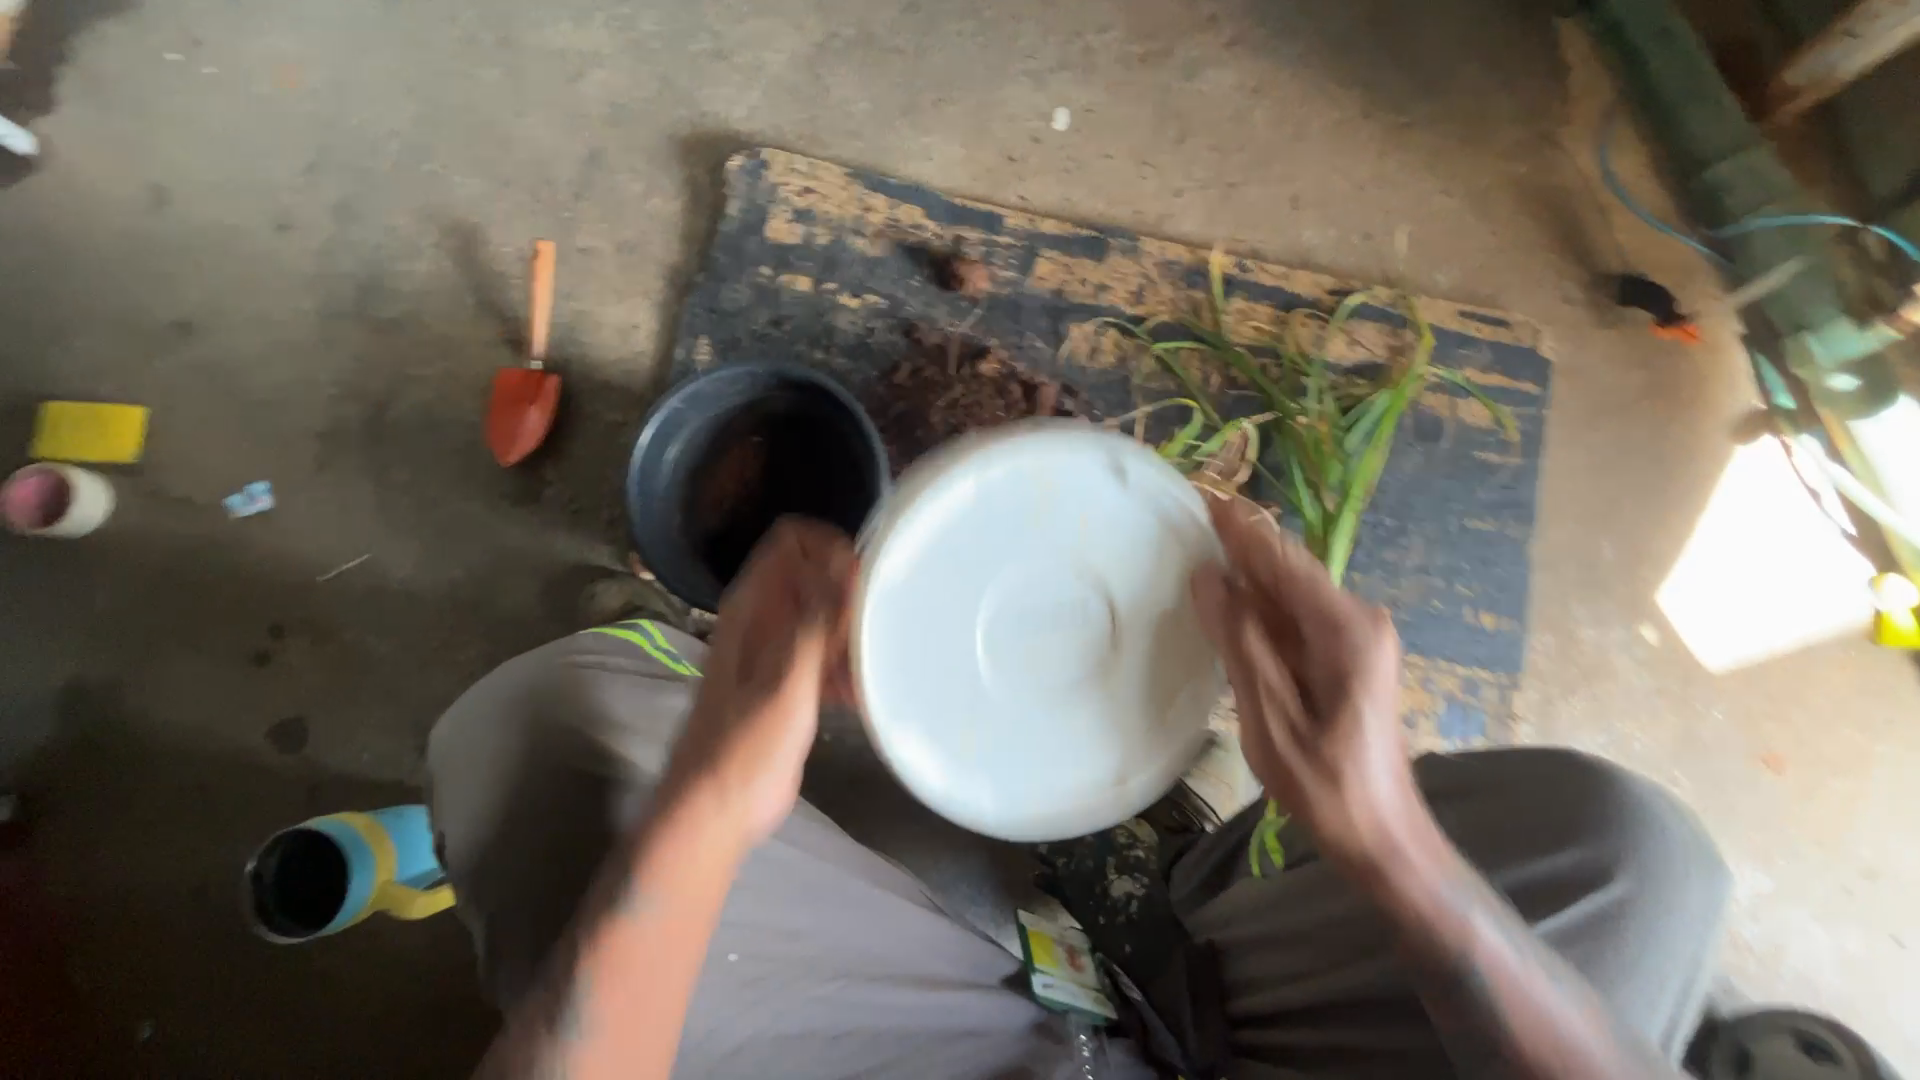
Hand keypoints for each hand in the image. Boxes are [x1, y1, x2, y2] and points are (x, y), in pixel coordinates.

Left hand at [660, 517, 856, 846]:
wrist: (716, 811)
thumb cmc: (745, 747)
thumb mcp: (786, 682)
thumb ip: (816, 623)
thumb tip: (847, 564)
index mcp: (753, 607)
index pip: (792, 540)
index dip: (830, 547)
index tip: (864, 579)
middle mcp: (765, 619)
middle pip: (816, 576)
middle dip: (852, 593)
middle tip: (880, 626)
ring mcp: (777, 652)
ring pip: (826, 616)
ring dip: (854, 634)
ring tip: (875, 666)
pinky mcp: (791, 684)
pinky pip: (827, 655)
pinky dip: (847, 667)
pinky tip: (864, 695)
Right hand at [1189, 493, 1427, 877]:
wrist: (1383, 835)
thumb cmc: (1326, 785)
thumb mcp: (1270, 716)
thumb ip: (1240, 642)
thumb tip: (1208, 576)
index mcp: (1344, 629)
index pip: (1281, 560)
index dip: (1240, 528)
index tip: (1201, 493)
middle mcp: (1355, 619)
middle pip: (1286, 569)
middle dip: (1238, 546)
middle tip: (1188, 518)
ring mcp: (1353, 636)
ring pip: (1287, 592)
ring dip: (1245, 575)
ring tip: (1195, 549)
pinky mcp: (1344, 654)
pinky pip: (1293, 617)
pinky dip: (1258, 607)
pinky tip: (1225, 601)